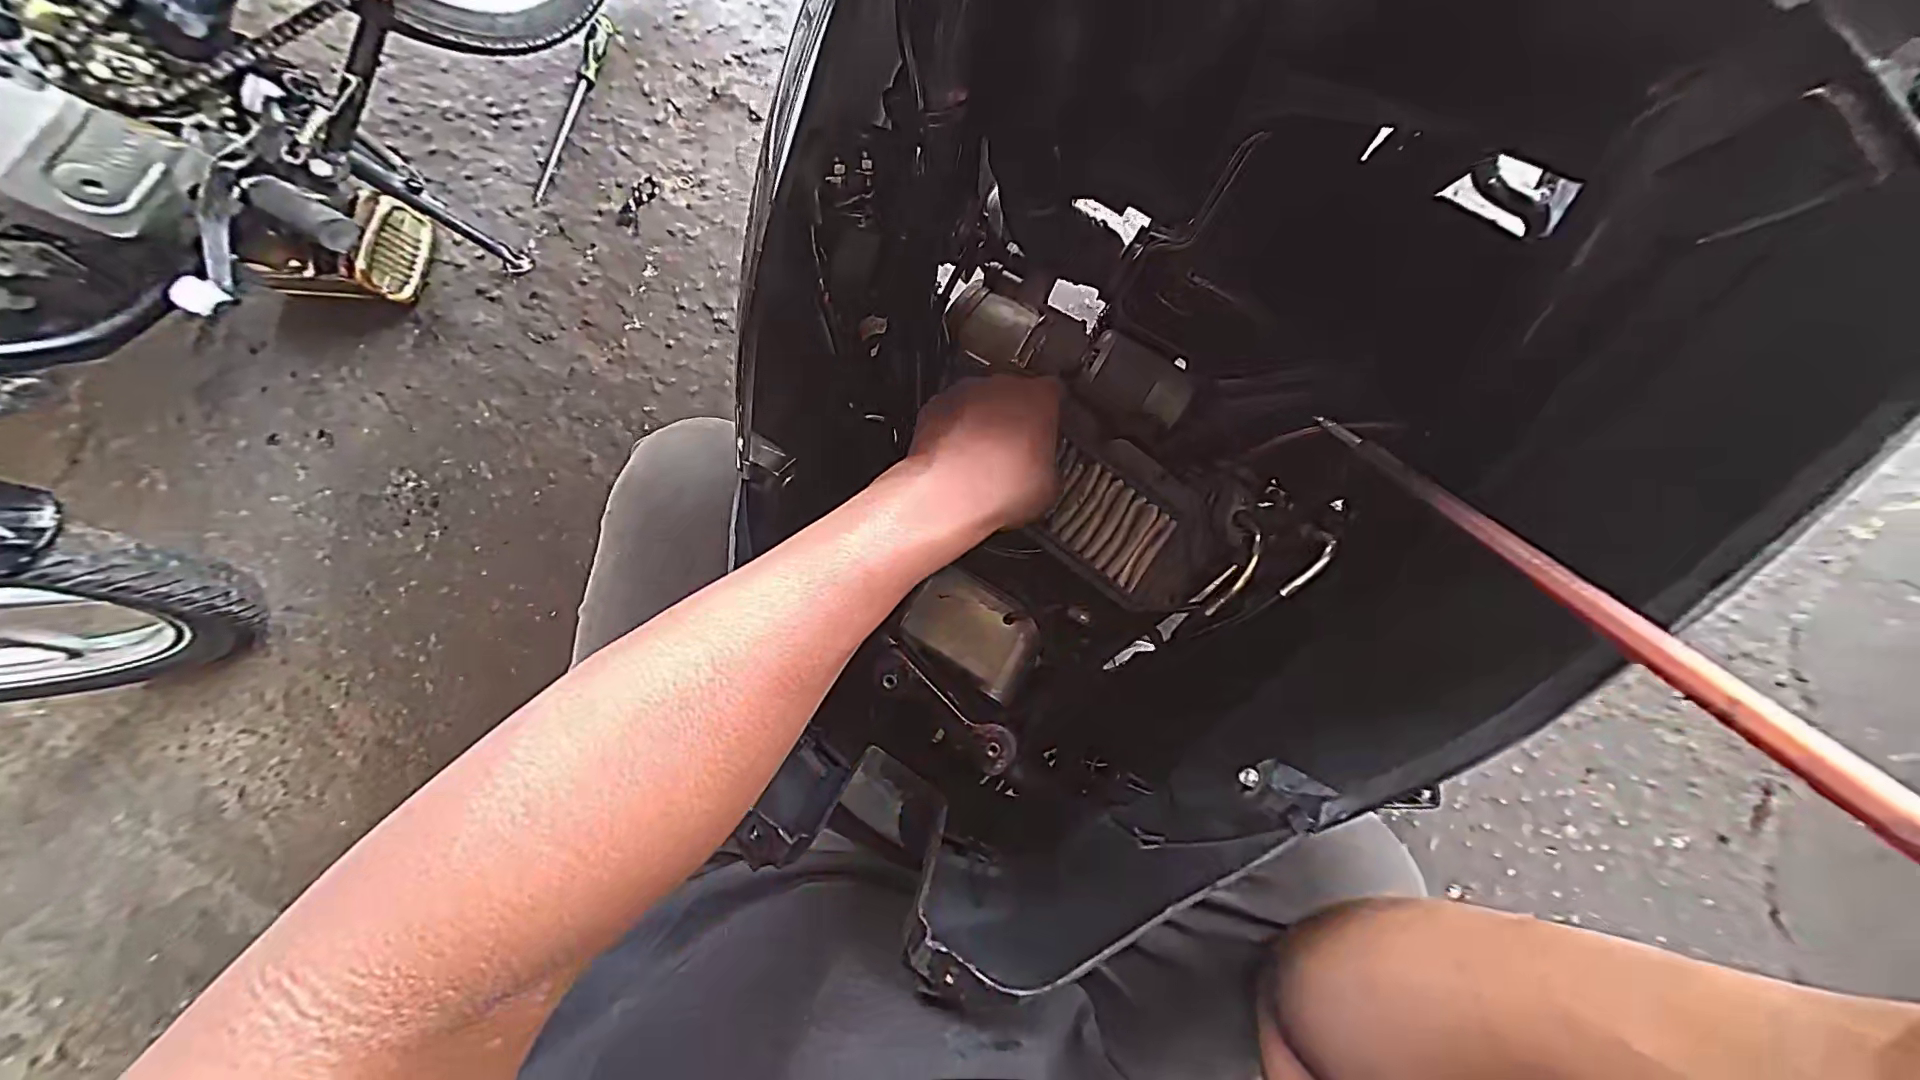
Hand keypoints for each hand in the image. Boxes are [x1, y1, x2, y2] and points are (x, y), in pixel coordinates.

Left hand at [892, 374, 1061, 540]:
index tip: (1051, 424)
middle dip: (1015, 417)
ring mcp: (965, 393)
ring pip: (981, 401)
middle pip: (1015, 393)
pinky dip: (954, 431)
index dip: (1052, 410)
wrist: (947, 496)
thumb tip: (1045, 475)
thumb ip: (1050, 465)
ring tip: (985, 459)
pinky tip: (958, 460)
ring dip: (983, 422)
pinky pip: (951, 413)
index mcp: (1039, 399)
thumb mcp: (1048, 488)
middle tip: (1016, 451)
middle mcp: (1002, 387)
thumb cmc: (997, 489)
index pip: (1054, 391)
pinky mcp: (935, 407)